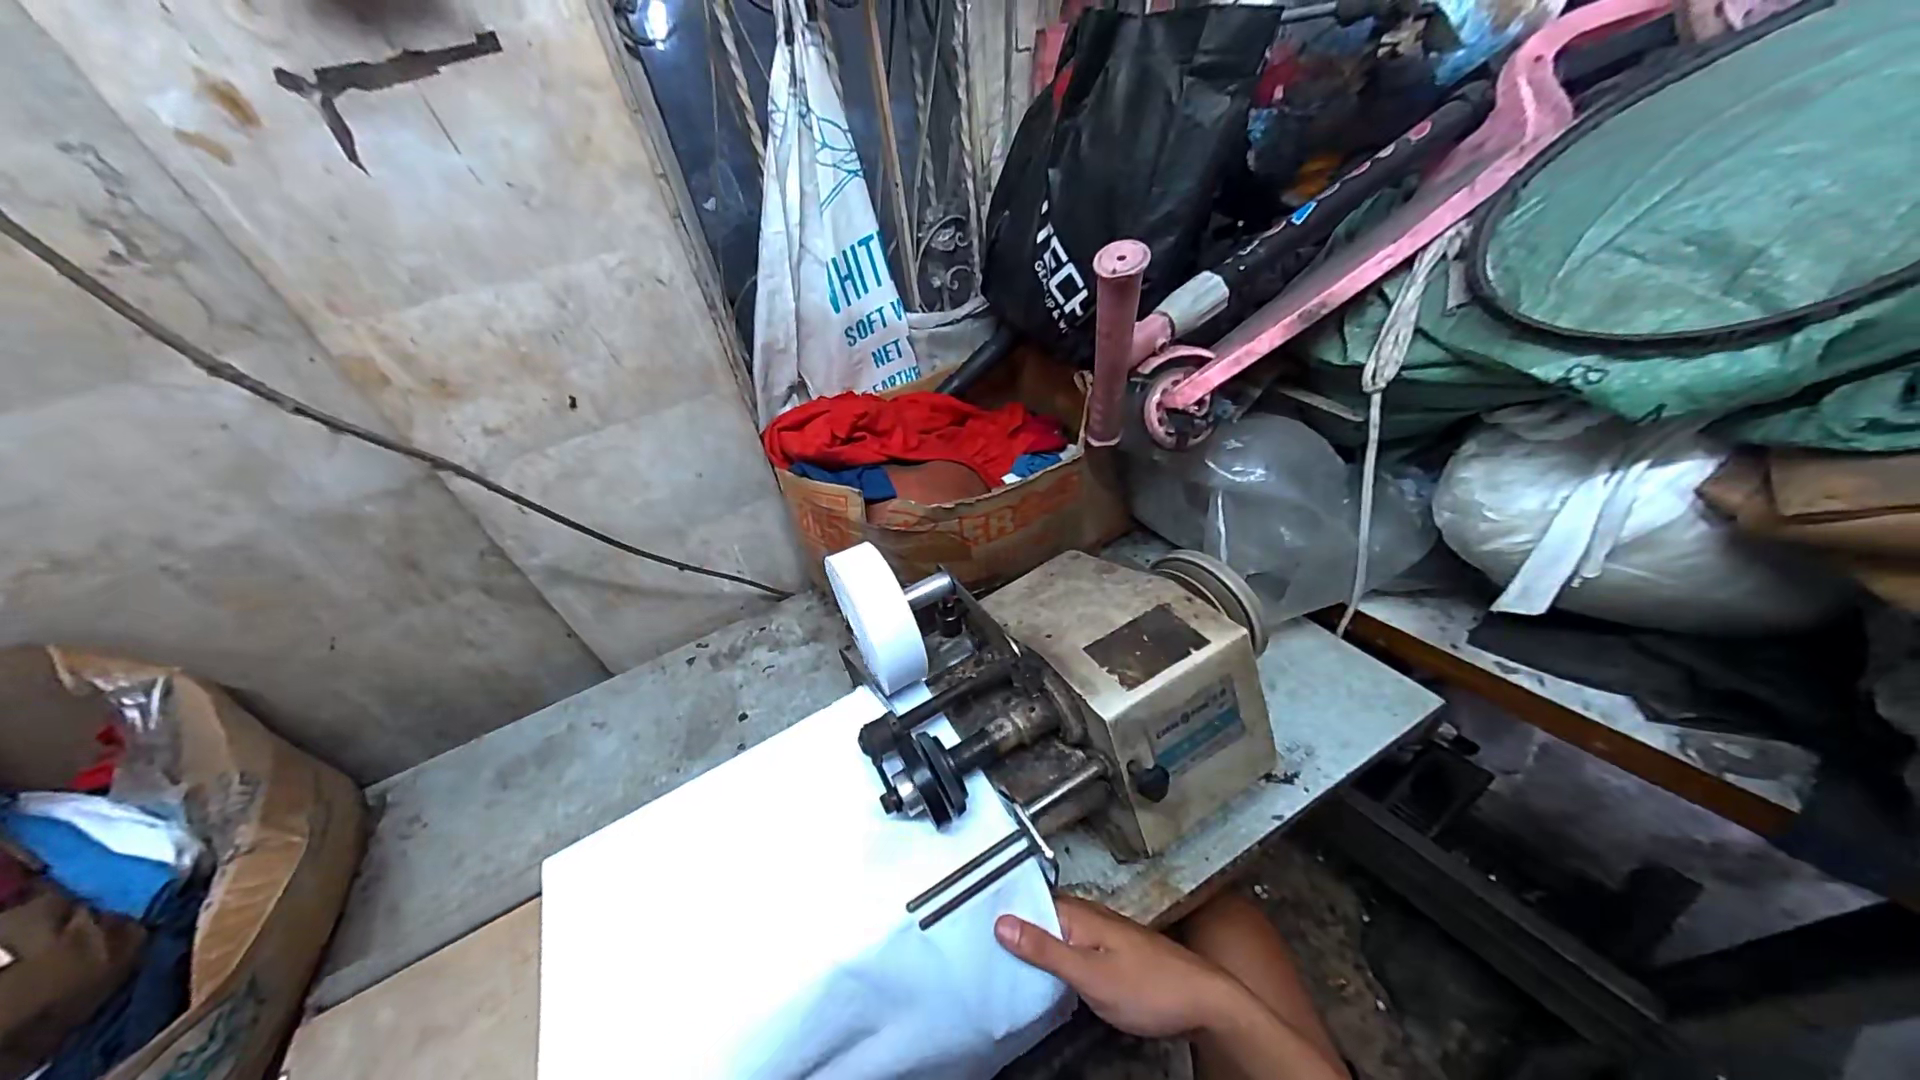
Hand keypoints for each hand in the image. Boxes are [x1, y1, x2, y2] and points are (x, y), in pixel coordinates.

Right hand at [994, 897, 1244, 1038]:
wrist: (1203, 1001)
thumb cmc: (1149, 987)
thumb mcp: (1089, 974)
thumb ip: (1045, 949)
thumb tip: (1002, 922)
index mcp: (1078, 914)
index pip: (1028, 902)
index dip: (1002, 911)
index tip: (973, 925)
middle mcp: (1087, 916)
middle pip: (1040, 917)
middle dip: (1014, 930)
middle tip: (982, 949)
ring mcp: (1100, 934)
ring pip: (1055, 934)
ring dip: (1033, 947)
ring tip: (1004, 963)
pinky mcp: (1110, 953)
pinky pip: (1070, 949)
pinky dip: (1054, 960)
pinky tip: (1044, 977)